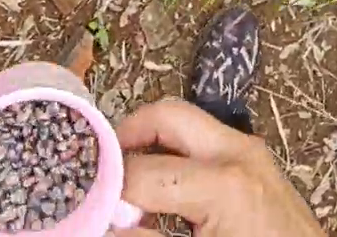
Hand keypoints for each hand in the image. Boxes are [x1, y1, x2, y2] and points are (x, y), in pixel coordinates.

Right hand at [114, 100, 324, 236]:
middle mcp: (238, 152)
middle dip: (126, 135)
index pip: (144, 173)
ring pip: (185, 121)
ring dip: (150, 141)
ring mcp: (250, 150)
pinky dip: (174, 152)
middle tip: (98, 170)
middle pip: (167, 115)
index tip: (81, 201)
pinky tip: (157, 189)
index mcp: (225, 185)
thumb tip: (104, 221)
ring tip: (122, 182)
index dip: (106, 189)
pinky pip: (203, 140)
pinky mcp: (255, 159)